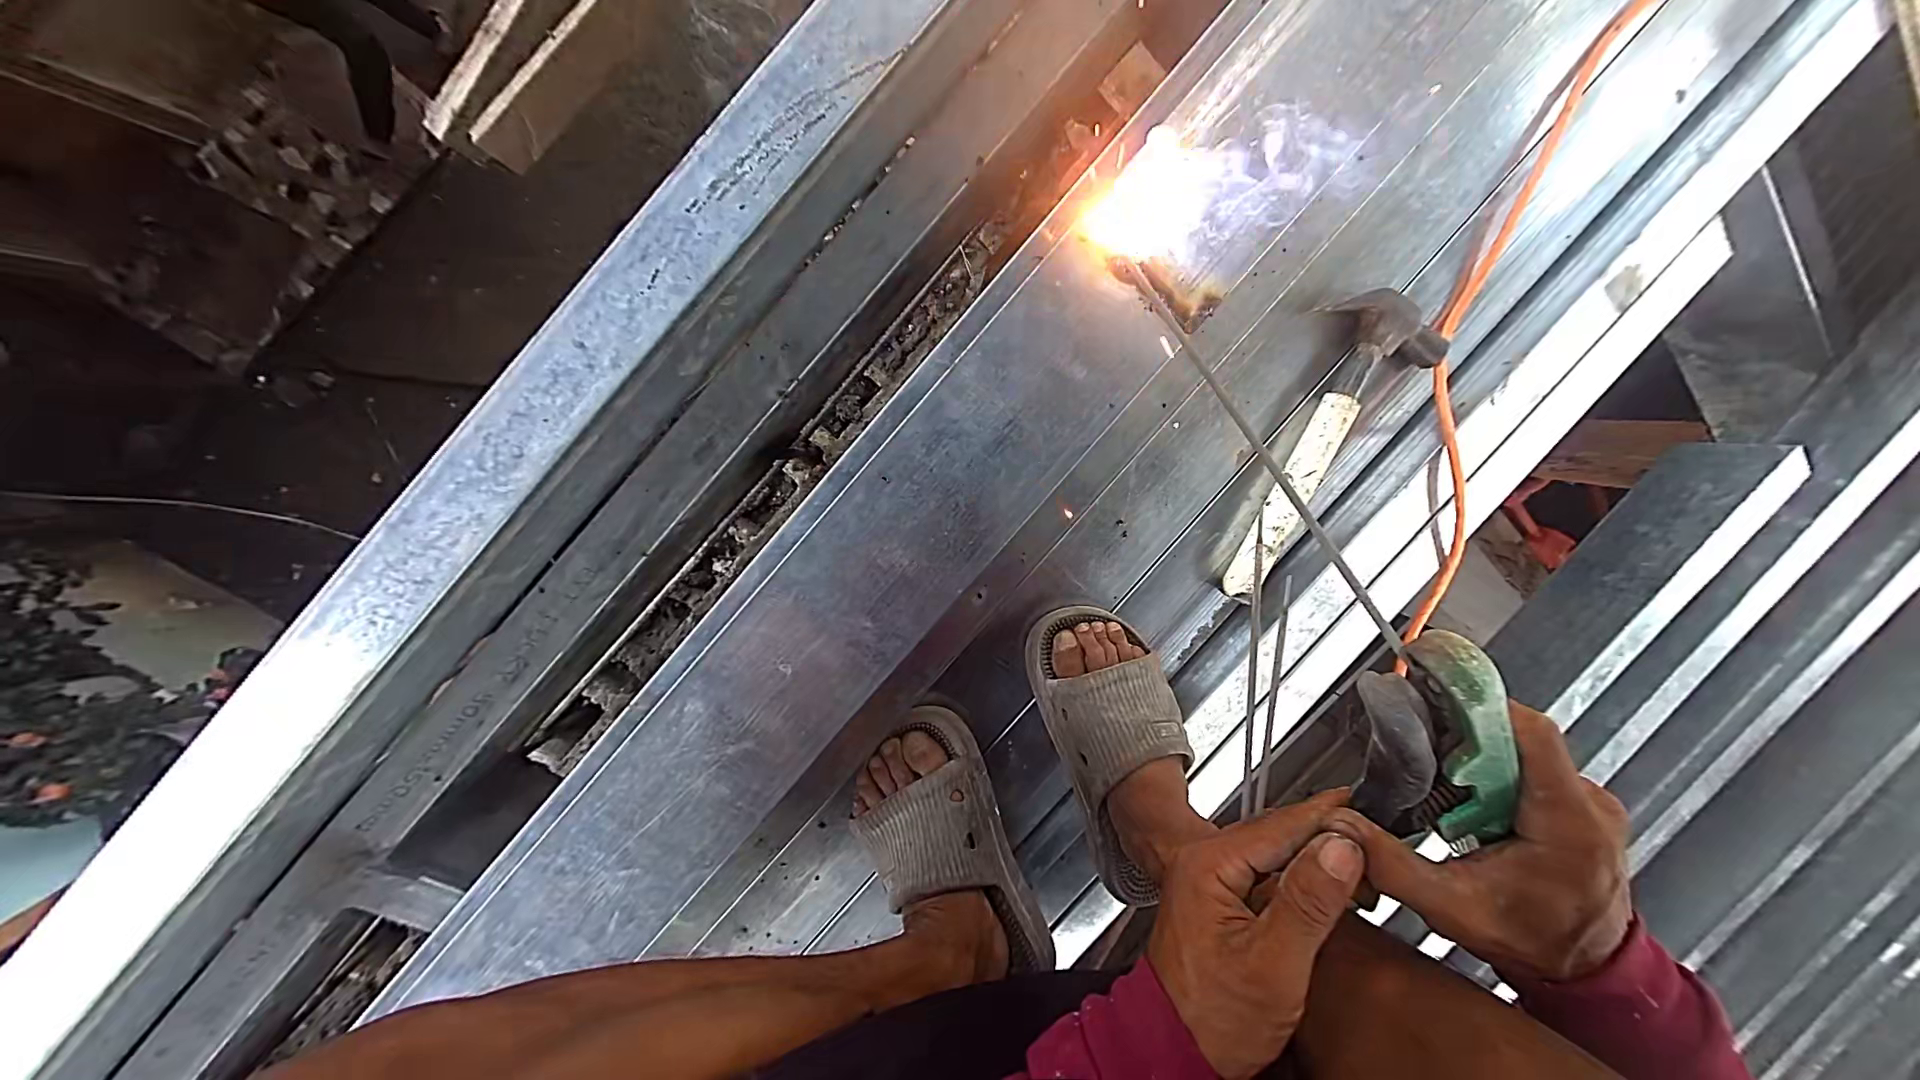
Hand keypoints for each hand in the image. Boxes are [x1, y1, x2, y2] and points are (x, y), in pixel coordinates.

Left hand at [1148, 790, 1365, 1078]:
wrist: (1173, 1044)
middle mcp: (1201, 861)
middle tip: (1368, 828)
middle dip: (1320, 828)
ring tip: (1353, 851)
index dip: (1325, 815)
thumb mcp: (1273, 963)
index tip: (1360, 802)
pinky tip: (1320, 883)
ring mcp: (1206, 878)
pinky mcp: (1215, 898)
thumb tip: (1340, 849)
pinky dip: (1295, 873)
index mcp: (1207, 863)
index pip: (1278, 826)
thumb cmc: (1212, 1014)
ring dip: (1309, 850)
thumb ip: (1308, 903)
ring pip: (1268, 851)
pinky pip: (1261, 871)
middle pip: (1272, 832)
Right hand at [1328, 701, 1630, 981]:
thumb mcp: (1452, 909)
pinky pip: (1521, 757)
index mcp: (1567, 823)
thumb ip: (1393, 865)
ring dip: (1467, 746)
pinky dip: (1482, 760)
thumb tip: (1343, 825)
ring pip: (1515, 742)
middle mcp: (1584, 803)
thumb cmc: (1536, 942)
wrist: (1586, 970)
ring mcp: (1581, 798)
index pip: (1529, 733)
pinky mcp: (1569, 797)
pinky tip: (1456, 784)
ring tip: (1434, 773)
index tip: (1437, 684)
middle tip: (1416, 739)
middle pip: (1512, 732)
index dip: (1477, 704)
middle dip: (1457, 729)